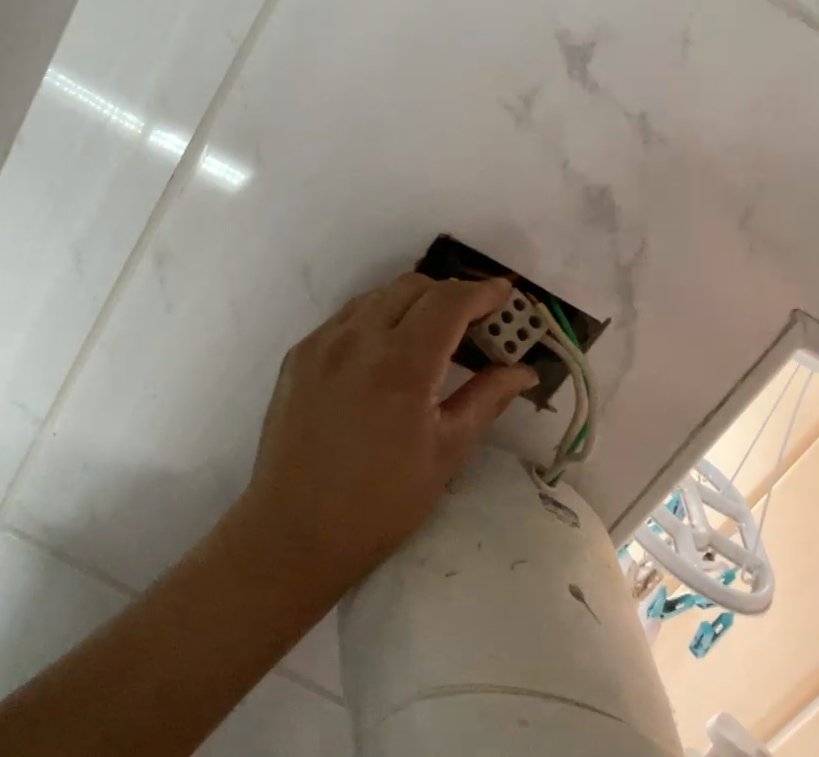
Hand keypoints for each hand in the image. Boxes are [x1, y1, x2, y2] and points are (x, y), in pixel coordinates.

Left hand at [239, 273, 537, 586]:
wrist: (295, 530)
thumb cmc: (381, 502)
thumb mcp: (446, 453)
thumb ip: (486, 400)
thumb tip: (523, 371)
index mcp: (401, 365)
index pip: (448, 301)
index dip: (482, 291)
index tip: (505, 295)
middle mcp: (358, 340)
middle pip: (412, 287)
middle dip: (448, 294)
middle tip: (472, 321)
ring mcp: (321, 343)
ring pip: (375, 296)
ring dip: (409, 302)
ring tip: (430, 334)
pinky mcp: (298, 355)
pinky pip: (344, 318)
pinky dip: (374, 319)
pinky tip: (384, 352)